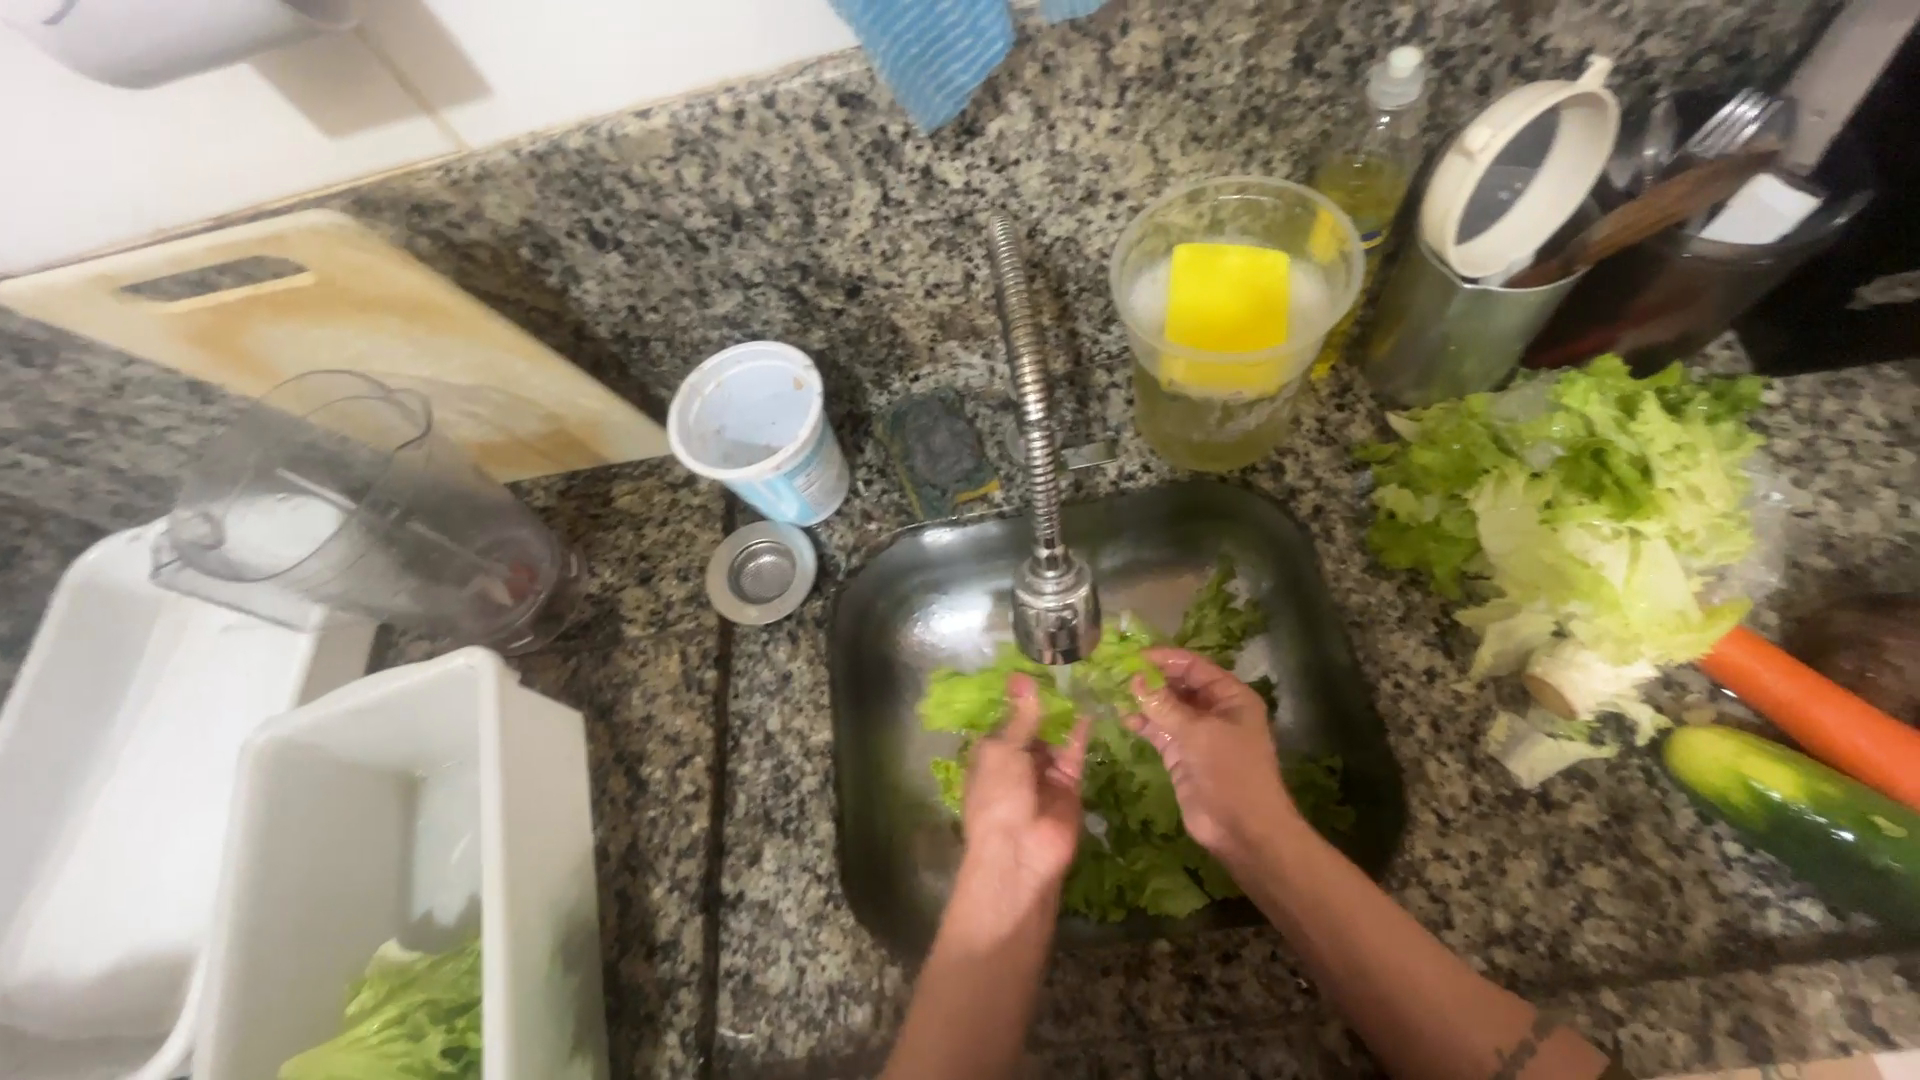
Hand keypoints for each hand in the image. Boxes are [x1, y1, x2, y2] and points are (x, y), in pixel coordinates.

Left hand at [948, 673, 1089, 942]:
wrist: (1020, 853)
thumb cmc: (998, 797)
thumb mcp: (1003, 750)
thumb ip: (1020, 716)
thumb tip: (1020, 677)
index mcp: (990, 754)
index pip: (1005, 720)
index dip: (1017, 698)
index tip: (1033, 667)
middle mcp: (1016, 762)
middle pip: (1032, 727)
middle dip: (1044, 703)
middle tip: (1061, 667)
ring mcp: (1044, 773)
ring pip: (1055, 737)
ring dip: (1063, 714)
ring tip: (1078, 679)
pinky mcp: (1069, 783)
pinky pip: (1075, 752)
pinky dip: (1081, 732)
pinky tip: (1089, 707)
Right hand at [1126, 647, 1299, 868]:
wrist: (1243, 829)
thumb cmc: (1231, 772)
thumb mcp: (1199, 733)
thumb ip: (1165, 705)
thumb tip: (1133, 679)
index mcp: (1231, 697)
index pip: (1194, 667)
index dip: (1165, 659)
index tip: (1133, 656)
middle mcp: (1215, 710)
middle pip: (1179, 685)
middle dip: (1151, 679)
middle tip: (1117, 673)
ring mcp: (1197, 733)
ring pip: (1166, 708)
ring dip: (1144, 701)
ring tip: (1115, 693)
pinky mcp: (1181, 755)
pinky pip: (1159, 731)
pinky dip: (1143, 723)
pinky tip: (1124, 718)